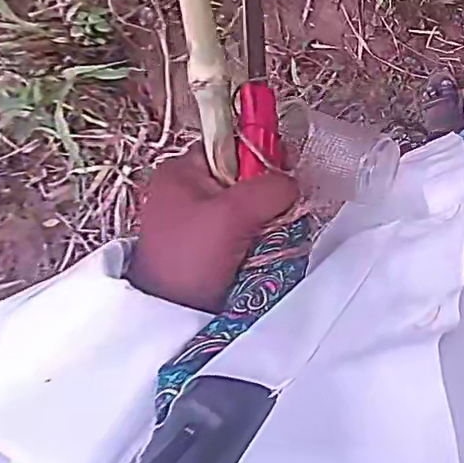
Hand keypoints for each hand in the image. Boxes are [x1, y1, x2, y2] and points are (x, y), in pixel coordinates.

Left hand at [125, 153, 296, 311]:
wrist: (171, 319)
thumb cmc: (190, 258)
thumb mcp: (233, 212)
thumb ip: (270, 186)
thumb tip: (291, 184)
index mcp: (182, 170)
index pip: (233, 143)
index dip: (261, 155)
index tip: (279, 177)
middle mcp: (188, 190)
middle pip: (248, 176)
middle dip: (268, 196)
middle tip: (272, 216)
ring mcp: (198, 220)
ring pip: (252, 206)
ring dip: (267, 221)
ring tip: (265, 240)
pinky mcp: (209, 246)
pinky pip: (248, 230)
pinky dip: (260, 239)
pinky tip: (259, 253)